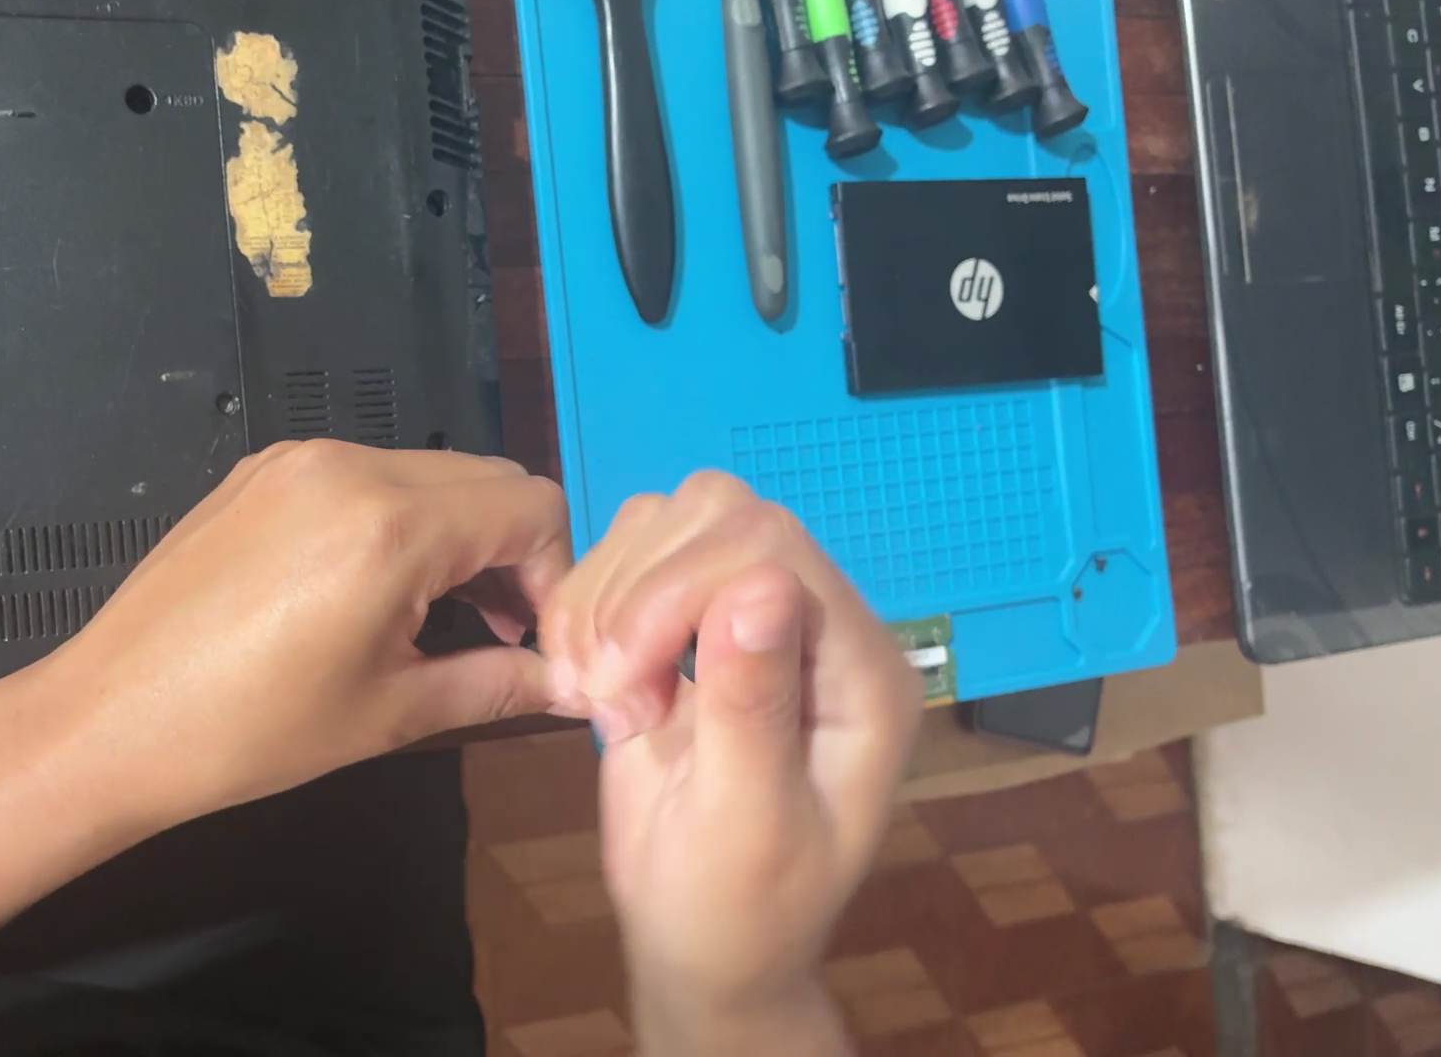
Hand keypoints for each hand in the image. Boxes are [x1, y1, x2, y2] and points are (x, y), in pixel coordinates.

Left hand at [0, 439, 571, 837]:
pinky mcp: (268, 465)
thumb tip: (571, 683)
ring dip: (463, 532)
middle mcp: (354, 466)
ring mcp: (304, 456)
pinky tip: (379, 580)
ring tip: (447, 609)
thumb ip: (501, 682)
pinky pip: (375, 473)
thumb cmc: (252, 732)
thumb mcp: (393, 713)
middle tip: (499, 626)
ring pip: (436, 472)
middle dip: (515, 550)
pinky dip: (407, 517)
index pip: (533, 506)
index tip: (538, 635)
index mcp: (393, 526)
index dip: (556, 571)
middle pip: (492, 478)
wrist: (105, 721)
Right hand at [538, 474, 920, 1050]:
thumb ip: (756, 703)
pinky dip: (581, 602)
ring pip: (661, 520)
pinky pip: (620, 552)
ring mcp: (738, 607)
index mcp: (858, 666)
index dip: (680, 590)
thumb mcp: (749, 821)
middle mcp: (806, 617)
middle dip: (638, 594)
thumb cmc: (734, 901)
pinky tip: (583, 673)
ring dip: (603, 600)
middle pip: (717, 511)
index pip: (774, 548)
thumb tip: (759, 584)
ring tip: (601, 691)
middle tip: (613, 690)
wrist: (692, 930)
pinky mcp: (676, 615)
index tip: (625, 682)